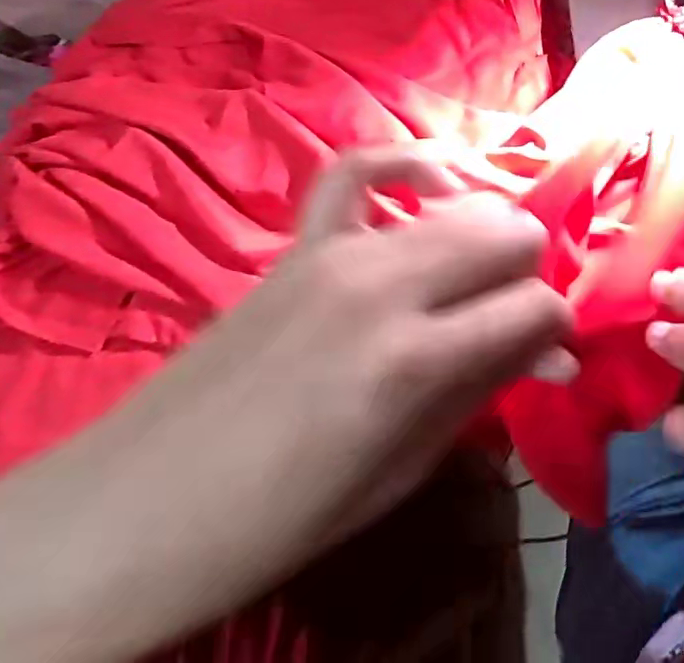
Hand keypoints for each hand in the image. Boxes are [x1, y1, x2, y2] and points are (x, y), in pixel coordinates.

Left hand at [0, 147, 573, 662]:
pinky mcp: (299, 243)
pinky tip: (433, 184)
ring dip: (491, 230)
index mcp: (413, 360)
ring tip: (488, 266)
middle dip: (531, 271)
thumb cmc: (280, 519)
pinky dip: (410, 163)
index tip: (553, 348)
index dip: (558, 326)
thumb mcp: (404, 468)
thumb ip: (486, 391)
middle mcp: (384, 286)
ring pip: (460, 200)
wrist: (124, 516)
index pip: (534, 305)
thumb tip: (558, 356)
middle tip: (517, 312)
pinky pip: (362, 167)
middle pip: (509, 232)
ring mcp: (337, 252)